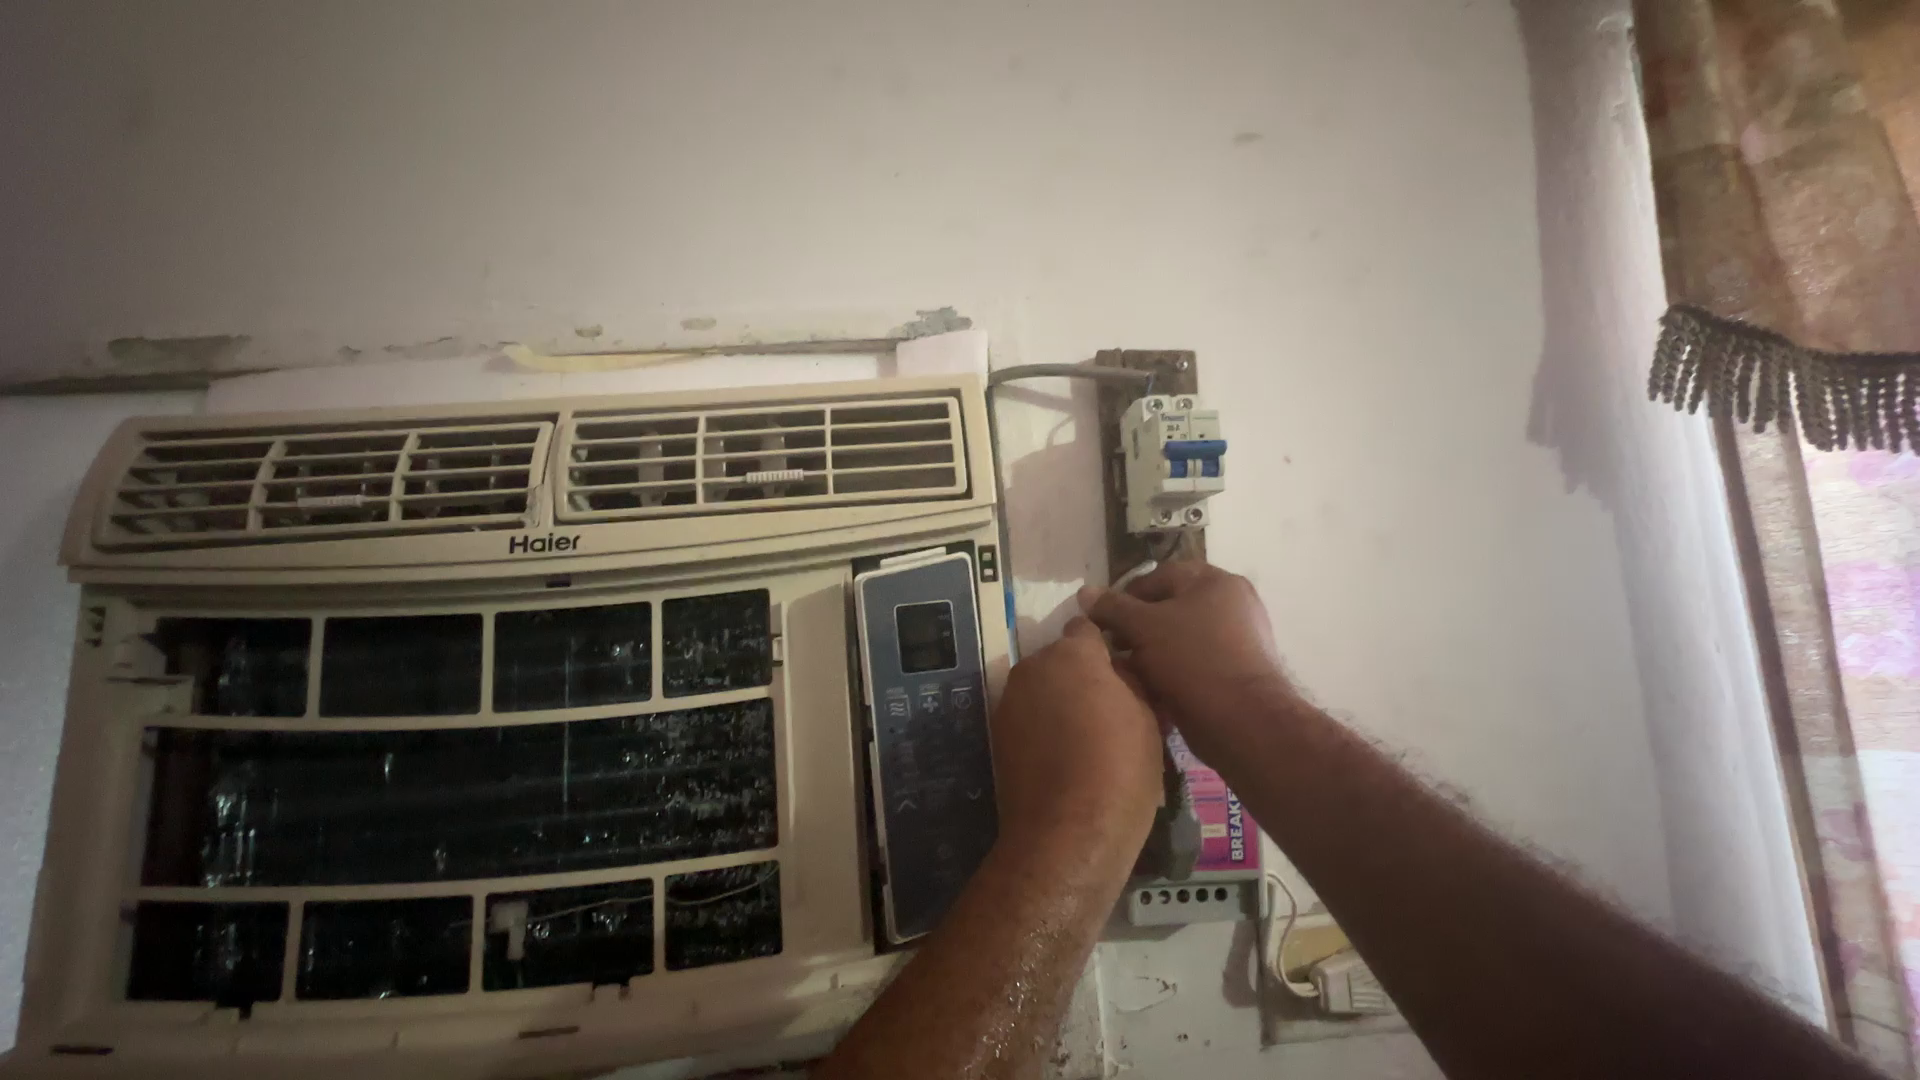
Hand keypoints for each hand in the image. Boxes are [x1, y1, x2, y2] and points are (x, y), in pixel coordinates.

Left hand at [989, 617, 1163, 852]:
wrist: (1068, 834)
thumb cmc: (1120, 770)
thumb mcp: (1148, 720)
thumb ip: (1133, 682)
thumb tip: (1124, 669)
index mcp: (1073, 655)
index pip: (1088, 628)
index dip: (1106, 647)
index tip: (1121, 670)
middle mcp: (1033, 667)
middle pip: (1060, 659)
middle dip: (1080, 675)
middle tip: (1108, 708)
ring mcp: (1009, 700)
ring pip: (1041, 687)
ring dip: (1058, 700)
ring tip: (1084, 738)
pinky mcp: (996, 733)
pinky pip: (1026, 716)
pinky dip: (1040, 726)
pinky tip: (1060, 757)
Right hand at [1077, 561, 1298, 762]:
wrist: (1242, 721)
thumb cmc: (1192, 660)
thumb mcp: (1143, 627)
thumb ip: (1112, 608)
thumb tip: (1085, 592)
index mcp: (1215, 581)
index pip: (1158, 576)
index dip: (1125, 596)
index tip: (1102, 621)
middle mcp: (1231, 603)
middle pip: (1170, 607)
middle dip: (1137, 627)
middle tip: (1113, 647)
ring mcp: (1237, 638)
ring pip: (1180, 638)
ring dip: (1152, 651)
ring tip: (1128, 669)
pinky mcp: (1236, 671)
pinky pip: (1194, 662)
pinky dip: (1172, 670)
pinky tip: (1151, 687)